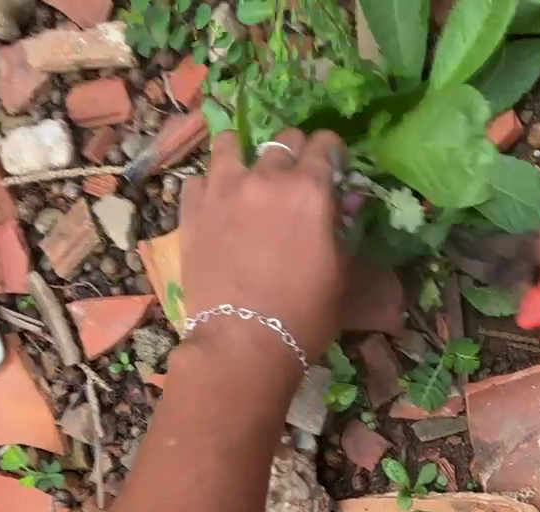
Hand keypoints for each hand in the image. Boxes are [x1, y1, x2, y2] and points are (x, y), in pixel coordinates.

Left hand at [176, 129, 346, 376]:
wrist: (244, 344)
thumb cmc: (304, 317)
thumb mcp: (341, 277)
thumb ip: (345, 233)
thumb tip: (347, 205)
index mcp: (310, 190)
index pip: (325, 145)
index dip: (333, 153)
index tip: (334, 166)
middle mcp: (267, 177)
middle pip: (283, 140)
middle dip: (295, 153)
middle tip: (298, 177)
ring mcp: (224, 188)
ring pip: (232, 143)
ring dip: (246, 153)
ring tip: (250, 174)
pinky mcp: (192, 209)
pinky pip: (201, 178)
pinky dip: (213, 184)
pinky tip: (219, 202)